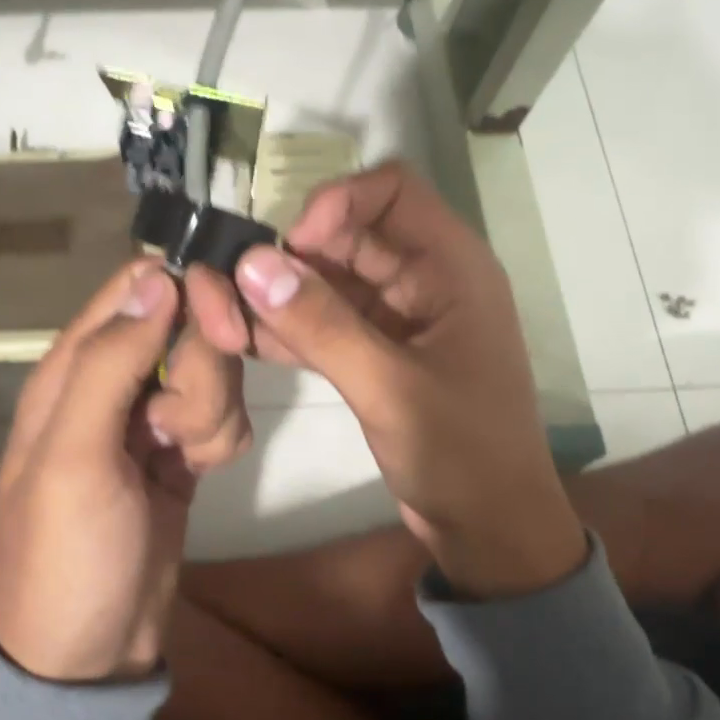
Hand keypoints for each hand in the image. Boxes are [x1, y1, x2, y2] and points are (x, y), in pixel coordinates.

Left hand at [0, 259, 251, 681]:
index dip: (188, 295)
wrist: (87, 653)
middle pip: (189, 326)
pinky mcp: (181, 450)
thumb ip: (108, 362)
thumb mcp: (74, 456)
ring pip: (212, 371)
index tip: (224, 333)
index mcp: (72, 367)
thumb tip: (156, 276)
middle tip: (175, 432)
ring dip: (211, 415)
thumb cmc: (67, 553)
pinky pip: (222, 414)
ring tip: (181, 462)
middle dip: (202, 375)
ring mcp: (149, 416)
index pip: (140, 286)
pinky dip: (221, 440)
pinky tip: (199, 474)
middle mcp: (112, 380)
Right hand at [189, 162, 586, 598]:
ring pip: (333, 278)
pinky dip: (293, 326)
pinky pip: (330, 320)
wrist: (490, 529)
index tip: (289, 246)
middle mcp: (428, 279)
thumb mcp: (388, 387)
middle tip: (236, 287)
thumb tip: (251, 263)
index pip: (393, 190)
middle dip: (295, 253)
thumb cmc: (461, 454)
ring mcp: (403, 317)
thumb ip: (320, 324)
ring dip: (285, 293)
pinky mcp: (381, 352)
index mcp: (453, 268)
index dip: (338, 201)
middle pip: (351, 233)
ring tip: (229, 317)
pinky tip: (248, 342)